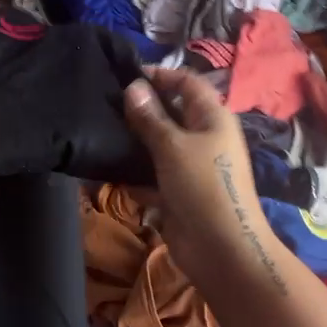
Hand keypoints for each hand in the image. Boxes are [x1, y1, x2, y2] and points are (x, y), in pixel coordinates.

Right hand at [124, 68, 274, 283]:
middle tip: (107, 103)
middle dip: (141, 107)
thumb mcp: (172, 146)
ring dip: (134, 140)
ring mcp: (191, 165)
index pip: (186, 81)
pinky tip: (110, 167)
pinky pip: (153, 171)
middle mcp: (203, 136)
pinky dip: (135, 170)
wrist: (222, 252)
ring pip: (158, 142)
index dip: (160, 74)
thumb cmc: (203, 186)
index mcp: (212, 117)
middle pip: (170, 111)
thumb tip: (133, 85)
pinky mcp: (178, 190)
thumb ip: (150, 116)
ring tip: (103, 131)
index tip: (127, 76)